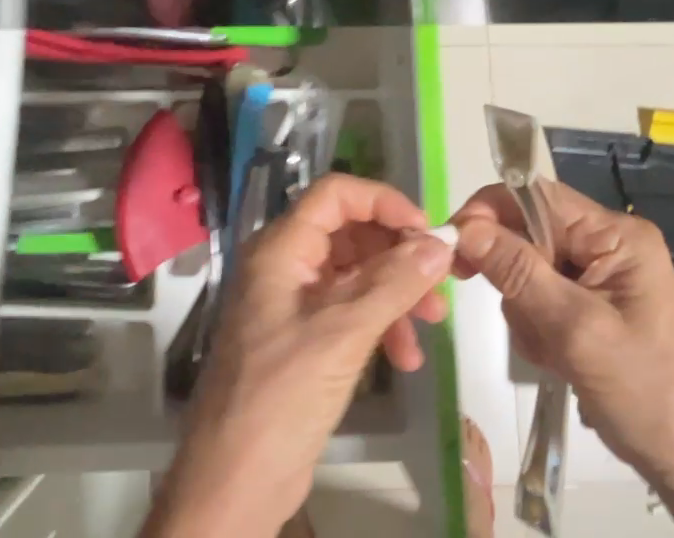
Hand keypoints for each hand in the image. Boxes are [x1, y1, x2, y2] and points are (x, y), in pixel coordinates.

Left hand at [143, 175, 452, 536]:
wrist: (234, 479)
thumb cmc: (280, 396)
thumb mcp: (342, 334)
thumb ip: (393, 284)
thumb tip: (440, 245)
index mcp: (280, 250)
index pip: (334, 196)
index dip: (382, 202)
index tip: (426, 231)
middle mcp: (285, 267)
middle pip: (350, 234)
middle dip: (398, 256)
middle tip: (439, 286)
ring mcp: (293, 304)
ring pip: (355, 275)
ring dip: (396, 294)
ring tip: (432, 325)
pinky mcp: (304, 339)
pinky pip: (350, 313)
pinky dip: (381, 325)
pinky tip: (406, 357)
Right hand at [449, 182, 673, 495]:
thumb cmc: (644, 389)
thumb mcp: (576, 328)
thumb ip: (519, 273)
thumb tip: (466, 228)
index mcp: (616, 236)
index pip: (538, 196)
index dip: (492, 211)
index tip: (456, 245)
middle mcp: (606, 246)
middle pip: (529, 233)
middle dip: (514, 277)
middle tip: (526, 322)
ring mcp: (598, 278)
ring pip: (526, 269)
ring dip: (525, 310)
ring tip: (552, 350)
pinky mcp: (589, 308)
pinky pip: (538, 299)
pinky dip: (535, 328)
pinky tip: (556, 359)